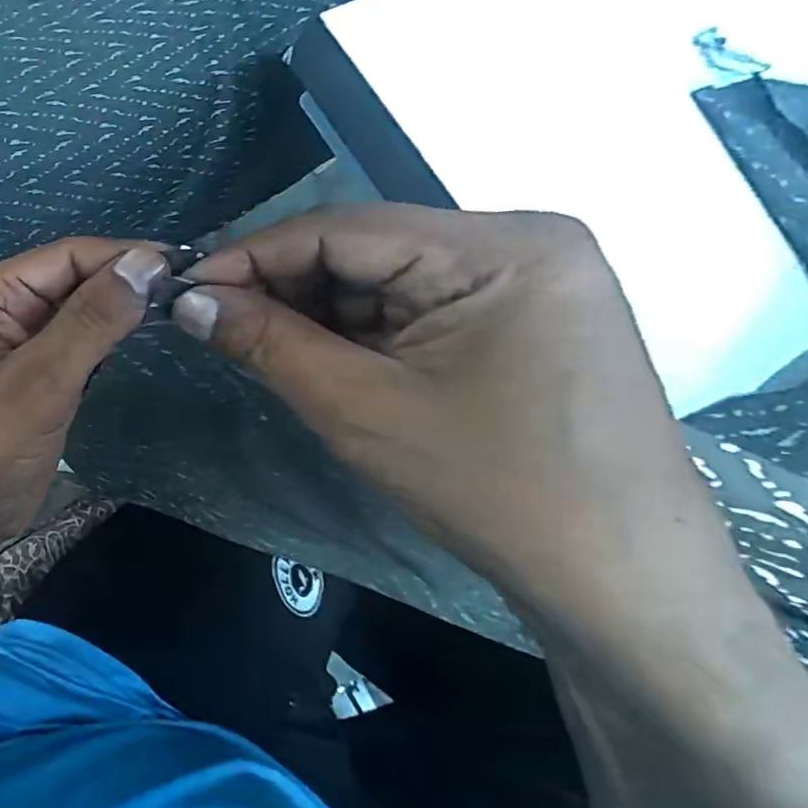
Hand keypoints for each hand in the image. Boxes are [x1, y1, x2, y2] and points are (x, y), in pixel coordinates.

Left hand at [0, 238, 165, 547]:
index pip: (70, 255)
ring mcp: (27, 339)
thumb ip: (92, 320)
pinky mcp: (45, 371)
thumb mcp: (41, 382)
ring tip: (179, 307)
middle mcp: (9, 306)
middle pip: (80, 276)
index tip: (184, 269)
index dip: (125, 257)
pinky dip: (115, 336)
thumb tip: (149, 263)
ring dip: (126, 307)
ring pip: (86, 308)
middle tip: (190, 292)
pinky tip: (146, 337)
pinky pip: (85, 338)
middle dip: (129, 281)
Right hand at [173, 204, 736, 624]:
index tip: (188, 285)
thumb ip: (269, 344)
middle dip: (289, 288)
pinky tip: (327, 360)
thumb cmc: (493, 491)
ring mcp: (530, 280)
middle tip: (218, 324)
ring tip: (264, 347)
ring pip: (393, 279)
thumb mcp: (363, 411)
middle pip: (372, 248)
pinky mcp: (526, 318)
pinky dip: (367, 332)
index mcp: (498, 244)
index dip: (256, 254)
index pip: (346, 226)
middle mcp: (521, 240)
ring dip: (324, 313)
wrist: (620, 581)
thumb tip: (189, 301)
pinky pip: (424, 307)